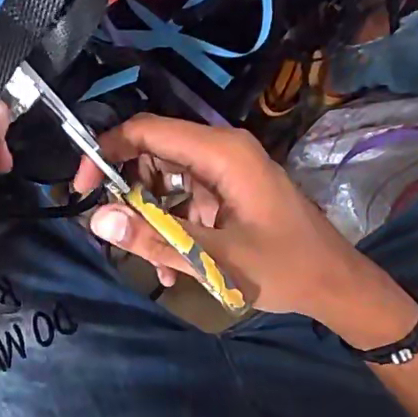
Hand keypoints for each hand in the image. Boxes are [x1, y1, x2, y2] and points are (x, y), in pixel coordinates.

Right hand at [73, 114, 417, 348]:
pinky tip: (174, 269)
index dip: (106, 153)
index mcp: (221, 153)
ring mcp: (227, 172)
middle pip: (153, 154)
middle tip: (116, 232)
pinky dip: (174, 228)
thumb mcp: (214, 259)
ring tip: (156, 265)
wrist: (335, 284)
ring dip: (152, 220)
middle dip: (129, 194)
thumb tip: (97, 219)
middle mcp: (222, 151)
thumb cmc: (283, 268)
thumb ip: (154, 238)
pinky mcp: (231, 192)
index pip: (146, 131)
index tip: (82, 190)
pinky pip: (187, 200)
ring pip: (167, 181)